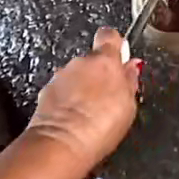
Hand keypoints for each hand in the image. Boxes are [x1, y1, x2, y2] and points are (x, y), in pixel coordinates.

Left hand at [27, 28, 139, 165]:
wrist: (63, 143)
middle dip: (99, 74)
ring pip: (76, 76)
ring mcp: (61, 75)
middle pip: (92, 60)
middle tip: (108, 97)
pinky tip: (75, 118)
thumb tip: (132, 67)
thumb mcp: (128, 105)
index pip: (109, 35)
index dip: (115, 43)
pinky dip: (68, 100)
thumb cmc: (99, 125)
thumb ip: (130, 80)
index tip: (119, 55)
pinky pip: (62, 90)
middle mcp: (80, 62)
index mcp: (104, 60)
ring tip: (91, 113)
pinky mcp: (47, 90)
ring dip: (82, 88)